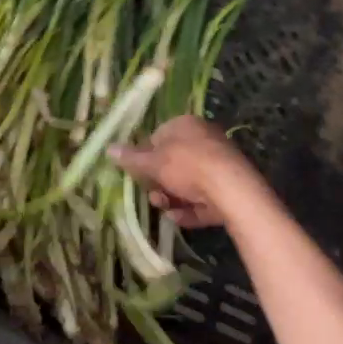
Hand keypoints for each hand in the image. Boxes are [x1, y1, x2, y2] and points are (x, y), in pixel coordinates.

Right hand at [108, 115, 258, 228]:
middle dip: (160, 181)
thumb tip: (108, 149)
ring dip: (173, 196)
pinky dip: (192, 208)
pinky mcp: (233, 189)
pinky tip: (179, 218)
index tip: (139, 172)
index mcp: (186, 125)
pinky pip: (206, 198)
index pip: (159, 136)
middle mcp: (206, 140)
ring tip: (164, 209)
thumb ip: (131, 158)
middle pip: (174, 162)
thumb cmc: (187, 166)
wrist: (234, 192)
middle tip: (151, 194)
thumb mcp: (152, 162)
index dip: (146, 155)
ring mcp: (222, 165)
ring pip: (190, 182)